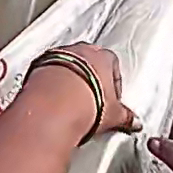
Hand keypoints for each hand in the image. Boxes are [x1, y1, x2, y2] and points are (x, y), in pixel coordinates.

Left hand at [23, 44, 140, 139]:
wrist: (56, 102)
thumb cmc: (88, 102)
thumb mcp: (115, 114)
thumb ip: (126, 116)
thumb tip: (133, 122)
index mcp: (102, 56)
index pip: (112, 62)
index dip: (113, 81)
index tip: (112, 96)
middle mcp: (79, 50)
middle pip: (88, 59)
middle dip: (91, 75)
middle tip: (93, 96)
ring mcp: (57, 54)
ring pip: (67, 61)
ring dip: (70, 75)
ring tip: (73, 98)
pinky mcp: (38, 62)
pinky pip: (49, 68)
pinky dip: (53, 79)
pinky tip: (55, 96)